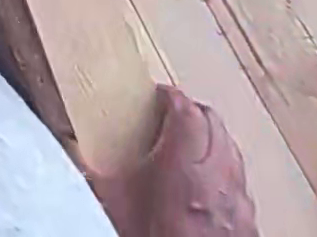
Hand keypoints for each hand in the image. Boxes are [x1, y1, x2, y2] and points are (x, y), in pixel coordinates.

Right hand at [92, 87, 256, 236]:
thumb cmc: (146, 236)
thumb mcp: (111, 200)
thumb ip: (91, 163)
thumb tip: (65, 138)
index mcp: (183, 166)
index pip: (186, 110)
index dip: (170, 95)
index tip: (155, 93)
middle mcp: (218, 180)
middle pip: (214, 123)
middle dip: (192, 111)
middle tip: (168, 113)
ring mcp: (240, 205)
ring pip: (233, 151)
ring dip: (211, 138)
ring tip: (187, 144)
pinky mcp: (251, 227)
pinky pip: (241, 183)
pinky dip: (224, 171)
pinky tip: (205, 184)